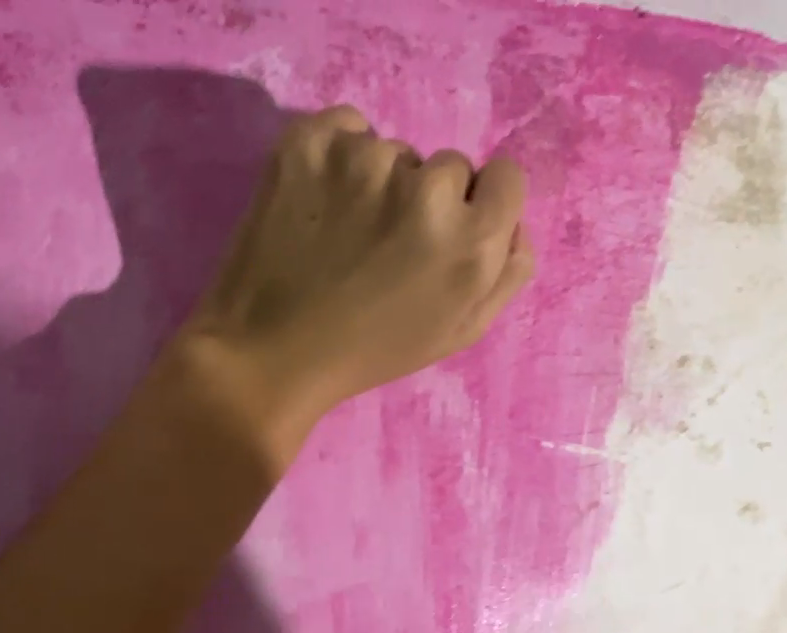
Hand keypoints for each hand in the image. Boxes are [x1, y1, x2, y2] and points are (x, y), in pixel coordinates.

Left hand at [178, 105, 533, 440]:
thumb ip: (507, 272)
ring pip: (394, 151)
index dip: (479, 206)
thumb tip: (514, 220)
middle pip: (450, 165)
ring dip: (379, 183)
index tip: (447, 233)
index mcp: (472, 243)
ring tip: (344, 233)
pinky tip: (320, 202)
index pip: (506, 178)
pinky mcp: (309, 140)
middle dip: (430, 199)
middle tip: (388, 247)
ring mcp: (365, 159)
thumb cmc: (372, 350)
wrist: (271, 350)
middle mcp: (427, 190)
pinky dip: (338, 156)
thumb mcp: (460, 332)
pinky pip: (347, 127)